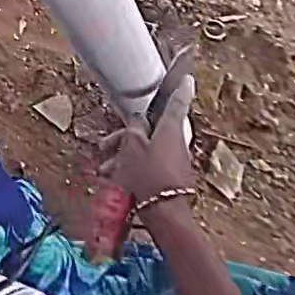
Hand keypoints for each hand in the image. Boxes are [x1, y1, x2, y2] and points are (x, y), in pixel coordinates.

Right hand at [101, 80, 195, 203]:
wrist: (164, 216)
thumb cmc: (147, 175)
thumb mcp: (133, 146)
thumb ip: (135, 127)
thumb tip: (140, 119)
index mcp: (170, 131)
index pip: (177, 104)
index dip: (180, 90)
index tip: (188, 79)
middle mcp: (176, 144)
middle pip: (151, 131)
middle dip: (126, 137)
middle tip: (106, 145)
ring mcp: (175, 162)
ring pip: (147, 150)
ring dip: (125, 156)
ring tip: (106, 168)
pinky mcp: (171, 179)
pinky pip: (149, 166)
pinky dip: (132, 169)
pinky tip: (115, 180)